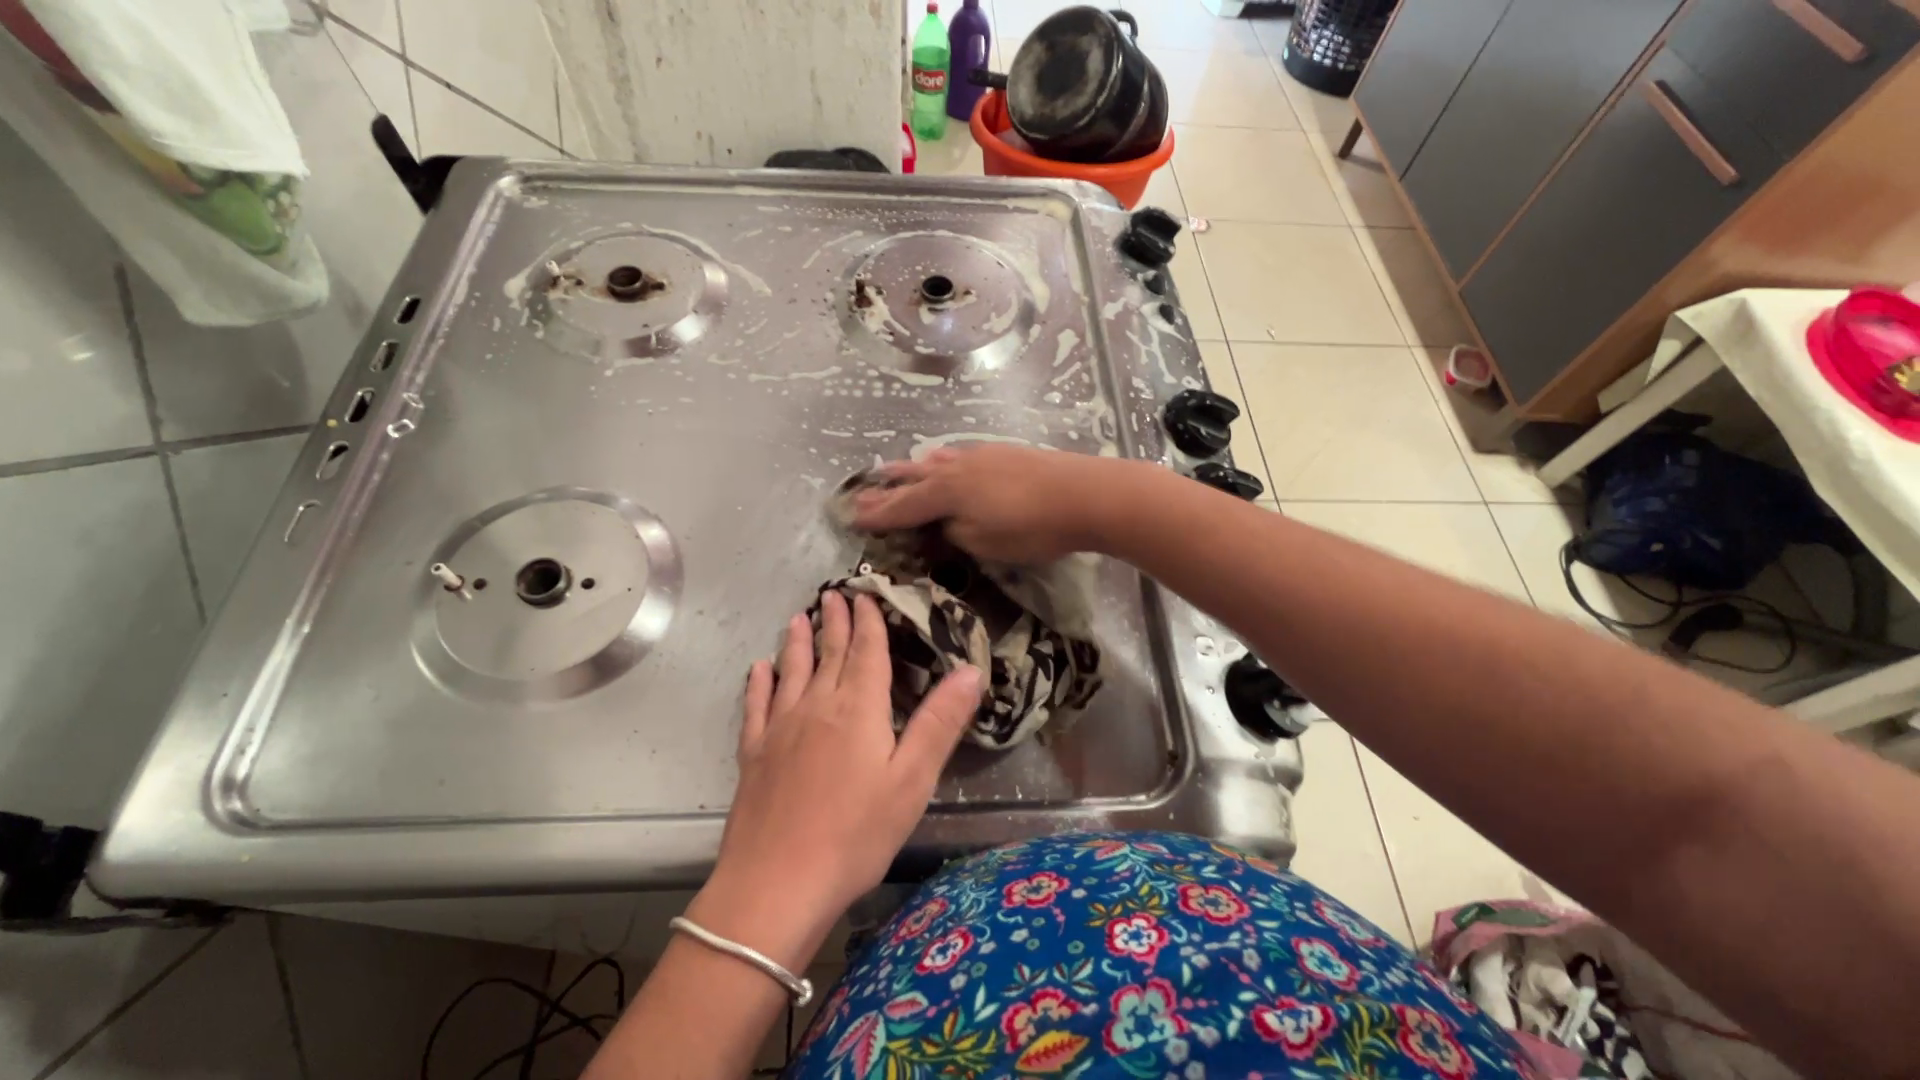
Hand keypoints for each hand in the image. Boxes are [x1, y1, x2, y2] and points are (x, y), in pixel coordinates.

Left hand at [689, 591, 983, 970]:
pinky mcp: (754, 753)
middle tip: (834, 593)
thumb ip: (939, 722)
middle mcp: (817, 706)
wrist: (777, 881)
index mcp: (858, 709)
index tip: (866, 594)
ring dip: (797, 642)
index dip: (869, 622)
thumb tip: (971, 668)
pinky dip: (759, 682)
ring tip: (799, 618)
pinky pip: (757, 704)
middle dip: (835, 622)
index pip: (866, 652)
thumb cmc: (856, 834)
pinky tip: (758, 670)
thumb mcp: (912, 780)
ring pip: (790, 671)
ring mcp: (780, 728)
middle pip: (828, 654)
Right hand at [850, 444, 1137, 563]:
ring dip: (913, 470)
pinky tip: (946, 461)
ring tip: (897, 470)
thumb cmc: (1032, 527)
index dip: (877, 515)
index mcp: (946, 492)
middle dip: (887, 488)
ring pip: (936, 462)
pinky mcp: (1005, 453)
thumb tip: (944, 522)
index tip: (851, 516)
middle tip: (862, 493)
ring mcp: (981, 456)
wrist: (1086, 494)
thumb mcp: (984, 542)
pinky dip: (941, 463)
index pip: (902, 507)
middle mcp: (956, 468)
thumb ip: (955, 531)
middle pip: (913, 478)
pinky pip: (958, 457)